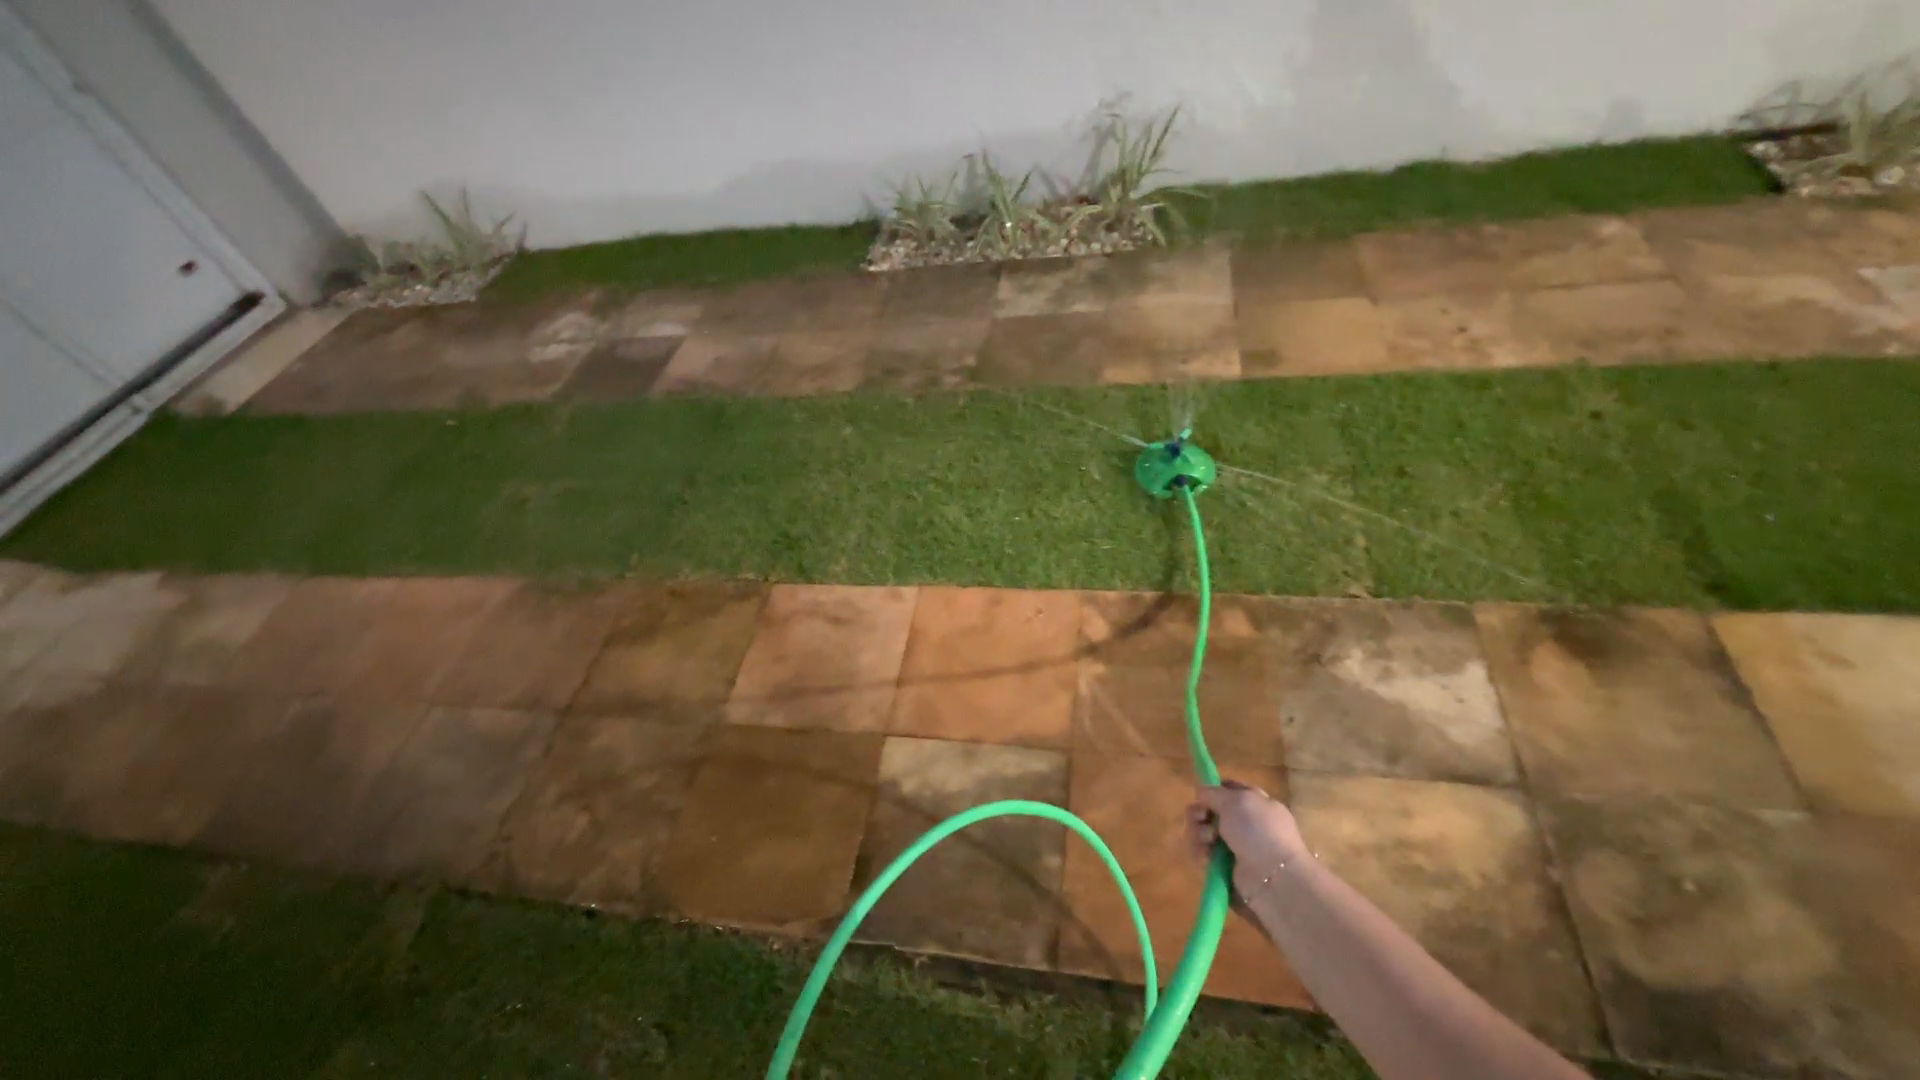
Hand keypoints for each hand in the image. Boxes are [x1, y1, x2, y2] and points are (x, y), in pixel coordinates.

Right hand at [1186, 780, 1309, 899]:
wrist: (1273, 878)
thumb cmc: (1258, 832)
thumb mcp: (1237, 801)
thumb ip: (1214, 792)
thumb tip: (1201, 792)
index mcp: (1254, 803)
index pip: (1229, 789)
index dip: (1213, 790)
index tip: (1201, 795)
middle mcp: (1244, 823)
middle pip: (1210, 811)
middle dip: (1200, 813)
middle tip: (1200, 818)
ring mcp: (1234, 846)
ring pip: (1202, 832)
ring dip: (1198, 834)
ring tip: (1207, 841)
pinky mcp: (1224, 866)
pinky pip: (1203, 854)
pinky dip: (1200, 854)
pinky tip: (1205, 857)